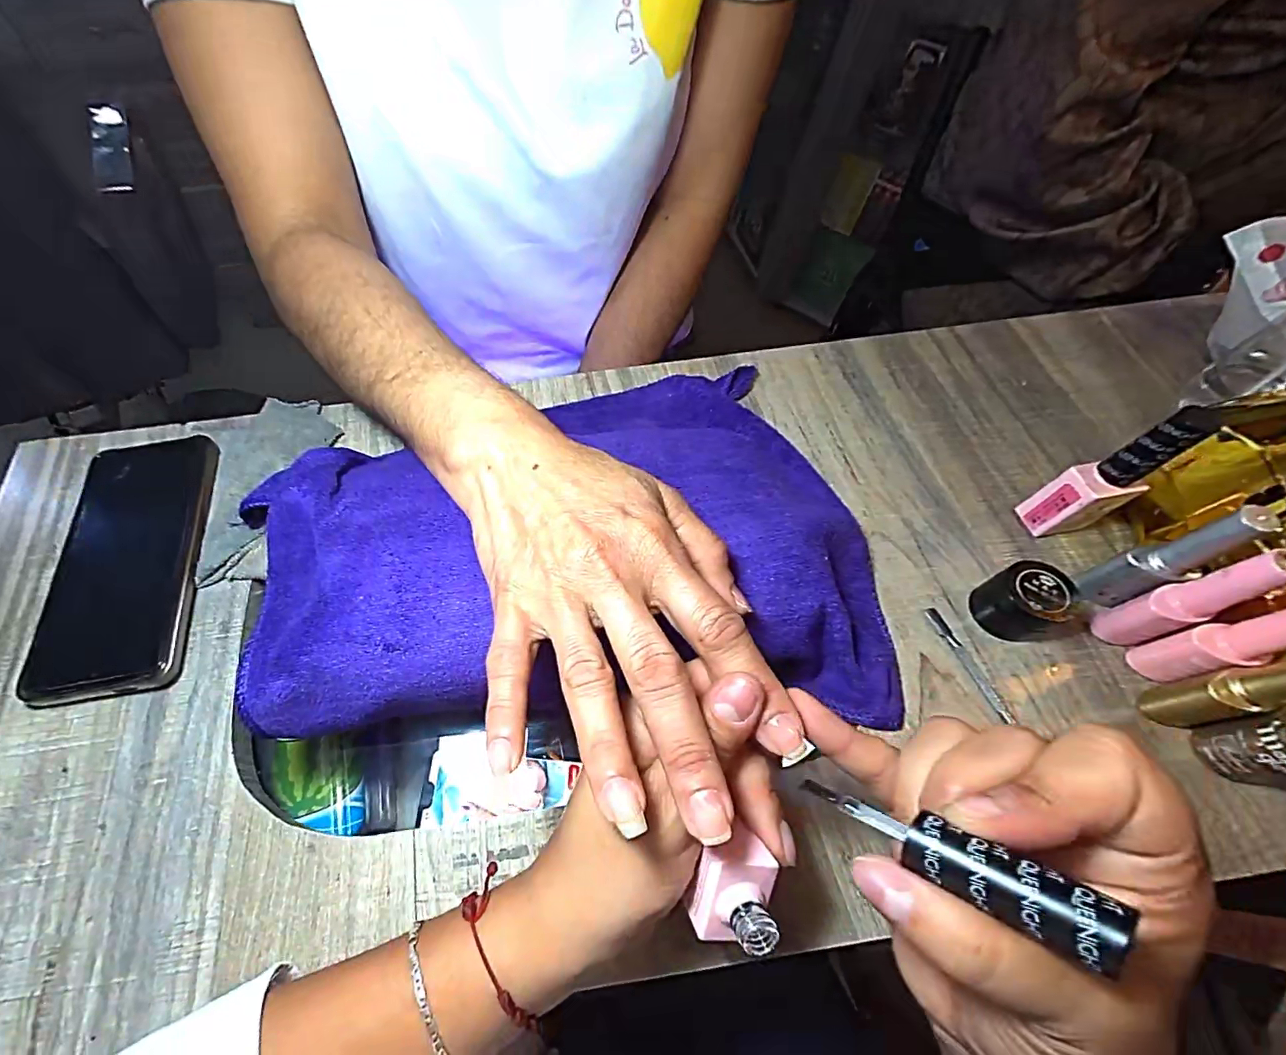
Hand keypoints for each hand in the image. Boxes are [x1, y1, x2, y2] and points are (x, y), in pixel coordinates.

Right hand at [440, 419, 804, 854]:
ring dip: (606, 752)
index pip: (713, 627)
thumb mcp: (661, 497)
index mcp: (655, 554)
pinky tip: (504, 767)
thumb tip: (743, 611)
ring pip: (585, 682)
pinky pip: (506, 666)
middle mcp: (609, 582)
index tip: (784, 747)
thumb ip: (705, 553)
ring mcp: (555, 598)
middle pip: (655, 673)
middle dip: (688, 750)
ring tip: (627, 819)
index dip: (751, 686)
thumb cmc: (591, 479)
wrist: (511, 461)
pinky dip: (502, 715)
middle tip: (716, 823)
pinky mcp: (510, 606)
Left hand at [518, 672, 798, 978]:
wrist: (583, 920)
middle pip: (726, 720)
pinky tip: (759, 842)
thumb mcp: (671, 805)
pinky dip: (744, 811)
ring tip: (765, 846)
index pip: (710, 681)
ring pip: (730, 754)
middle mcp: (646, 720)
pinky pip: (721, 779)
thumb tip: (746, 680)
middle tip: (765, 828)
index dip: (753, 716)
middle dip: (754, 775)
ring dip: (754, 799)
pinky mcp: (673, 779)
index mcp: (632, 708)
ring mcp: (660, 751)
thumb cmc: (612, 868)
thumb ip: (710, 741)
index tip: (782, 755)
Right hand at [791, 690, 1214, 1054]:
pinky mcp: (917, 804)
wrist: (1015, 1037)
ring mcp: (981, 798)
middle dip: (961, 787)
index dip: (1044, 782)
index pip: (1102, 769)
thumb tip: (889, 879)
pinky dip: (844, 740)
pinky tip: (812, 717)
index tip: (987, 827)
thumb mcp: (1063, 1007)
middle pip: (1005, 745)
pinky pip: (879, 760)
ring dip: (912, 783)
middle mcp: (1059, 807)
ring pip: (942, 743)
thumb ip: (987, 950)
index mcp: (1133, 847)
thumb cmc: (1072, 1026)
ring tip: (910, 839)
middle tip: (936, 840)